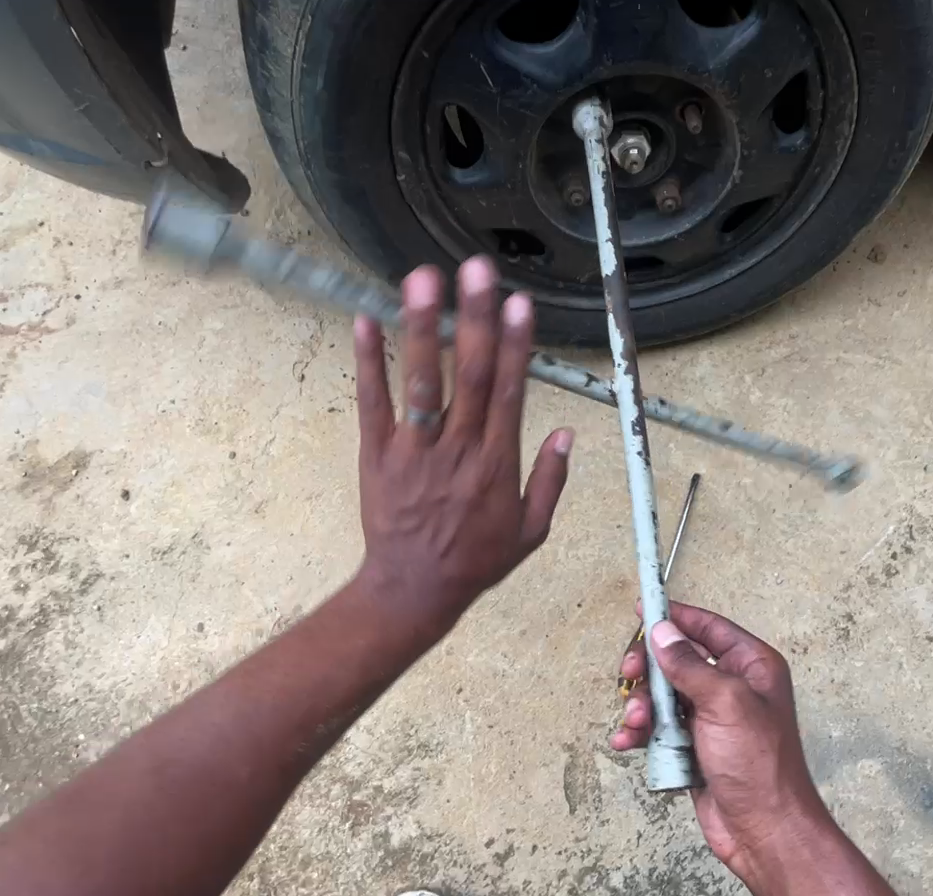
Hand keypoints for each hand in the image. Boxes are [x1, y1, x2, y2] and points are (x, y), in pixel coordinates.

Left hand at [349, 258, 572, 629]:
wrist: (414, 589)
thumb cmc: (477, 560)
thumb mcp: (531, 531)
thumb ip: (550, 481)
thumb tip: (568, 434)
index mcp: (497, 465)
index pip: (510, 395)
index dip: (516, 347)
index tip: (520, 304)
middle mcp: (458, 450)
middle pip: (471, 376)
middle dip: (475, 319)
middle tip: (477, 270)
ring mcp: (414, 450)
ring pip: (421, 382)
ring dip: (423, 328)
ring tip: (423, 279)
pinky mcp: (377, 454)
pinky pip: (371, 403)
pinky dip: (367, 362)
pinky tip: (364, 320)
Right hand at [615, 603, 831, 876]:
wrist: (763, 830)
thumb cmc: (759, 765)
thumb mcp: (725, 703)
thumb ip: (689, 665)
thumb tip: (662, 633)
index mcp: (751, 666)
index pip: (709, 628)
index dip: (676, 617)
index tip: (643, 610)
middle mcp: (732, 687)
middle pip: (678, 660)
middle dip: (650, 668)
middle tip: (629, 673)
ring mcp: (711, 718)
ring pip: (663, 695)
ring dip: (642, 705)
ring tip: (635, 723)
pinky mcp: (693, 746)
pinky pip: (658, 728)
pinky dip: (640, 732)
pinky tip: (627, 741)